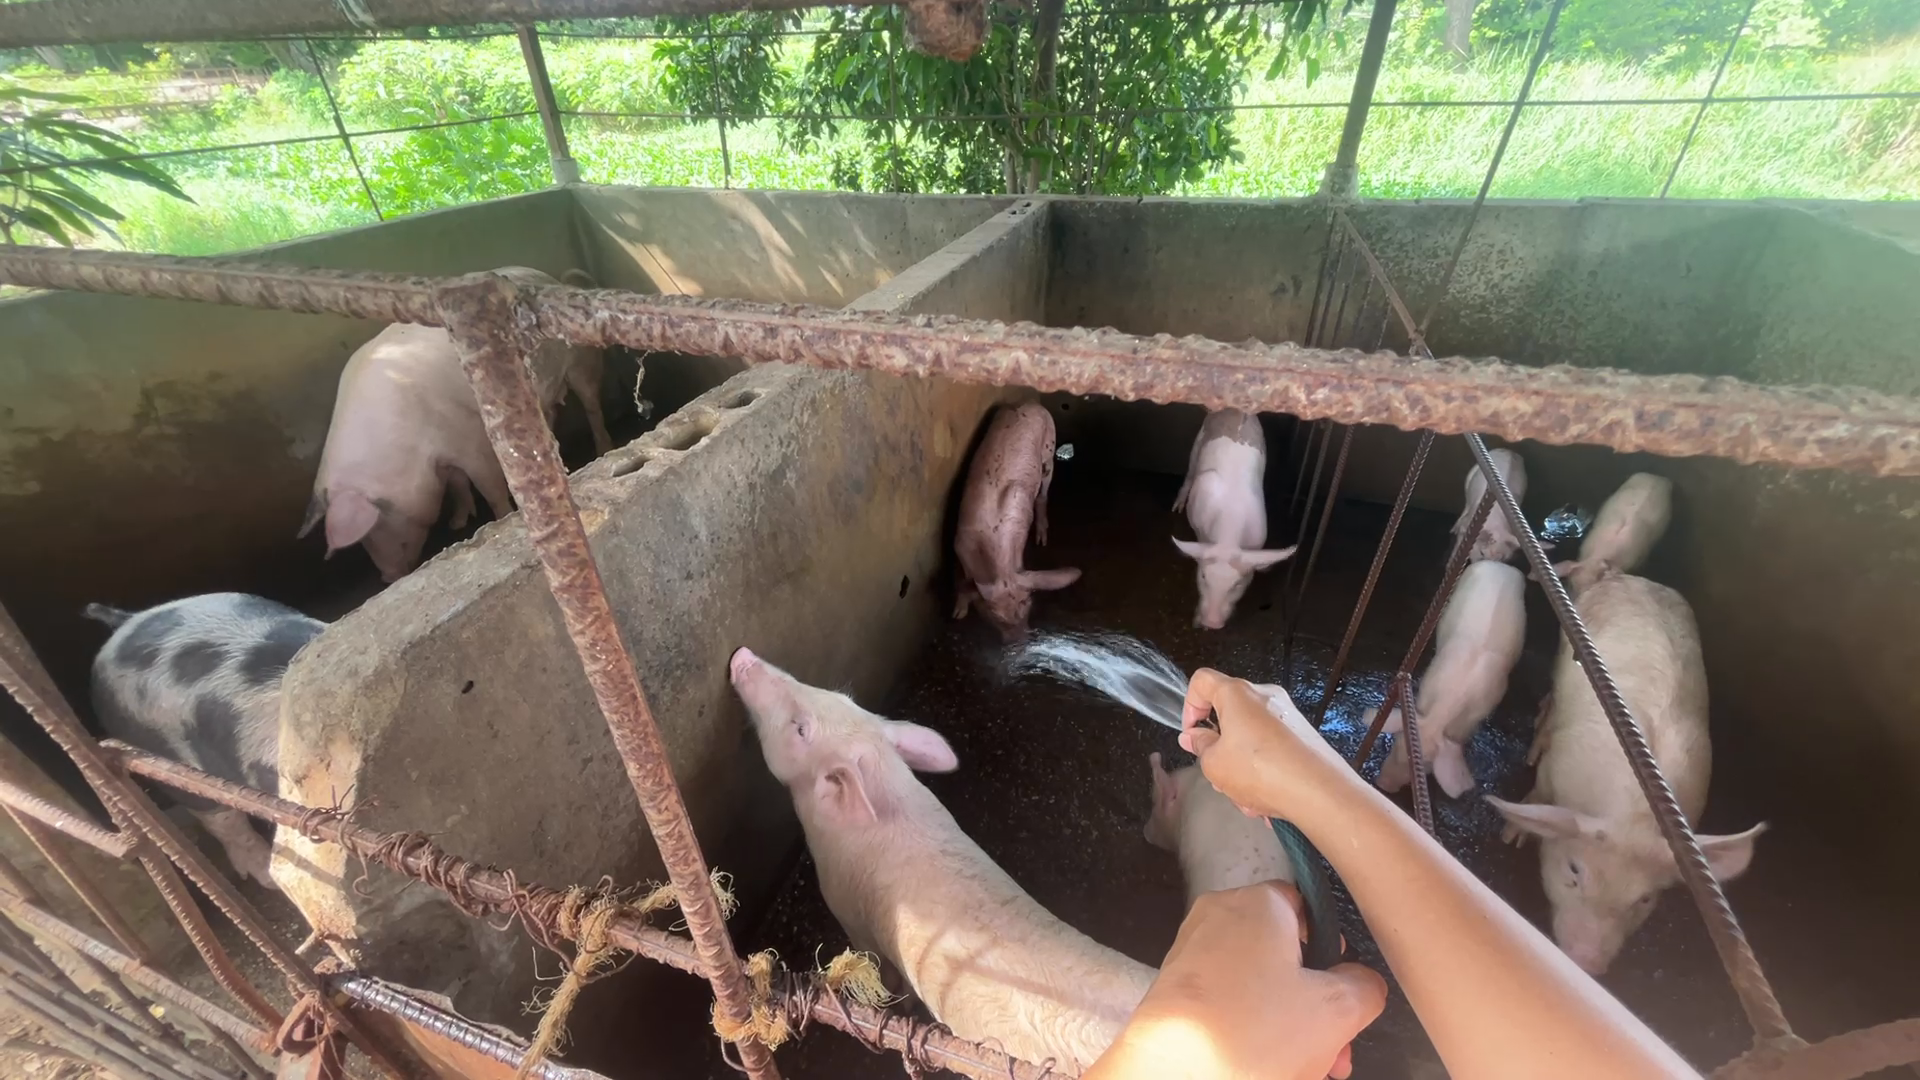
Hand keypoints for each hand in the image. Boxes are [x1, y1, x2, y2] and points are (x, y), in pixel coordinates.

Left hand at [1092, 882, 1386, 1079]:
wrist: (1177, 1065)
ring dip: (1291, 1021)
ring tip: (1312, 1070)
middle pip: (1284, 951)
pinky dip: (1254, 1024)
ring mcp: (1195, 945)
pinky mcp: (1179, 980)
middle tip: (1336, 1052)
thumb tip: (1361, 978)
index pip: (1304, 904)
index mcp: (1257, 901)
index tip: (1344, 986)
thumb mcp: (1336, 1009)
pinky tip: (1273, 1065)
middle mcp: (1221, 911)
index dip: (1331, 945)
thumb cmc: (1259, 1026)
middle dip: (1316, 1002)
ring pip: (1259, 979)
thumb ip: (1362, 986)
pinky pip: (1230, 994)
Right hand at [1178, 669, 1350, 820]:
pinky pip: (1272, 747)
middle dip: (1218, 744)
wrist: (1324, 794)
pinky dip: (1264, 768)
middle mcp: (1265, 696)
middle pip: (1228, 712)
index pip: (1201, 681)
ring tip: (1245, 796)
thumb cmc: (1260, 771)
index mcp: (1237, 693)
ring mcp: (1288, 715)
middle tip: (1218, 773)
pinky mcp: (1305, 736)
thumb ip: (1199, 747)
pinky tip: (1267, 799)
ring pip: (1249, 735)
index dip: (1189, 706)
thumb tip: (1193, 736)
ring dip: (1240, 763)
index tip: (1192, 735)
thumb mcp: (1214, 764)